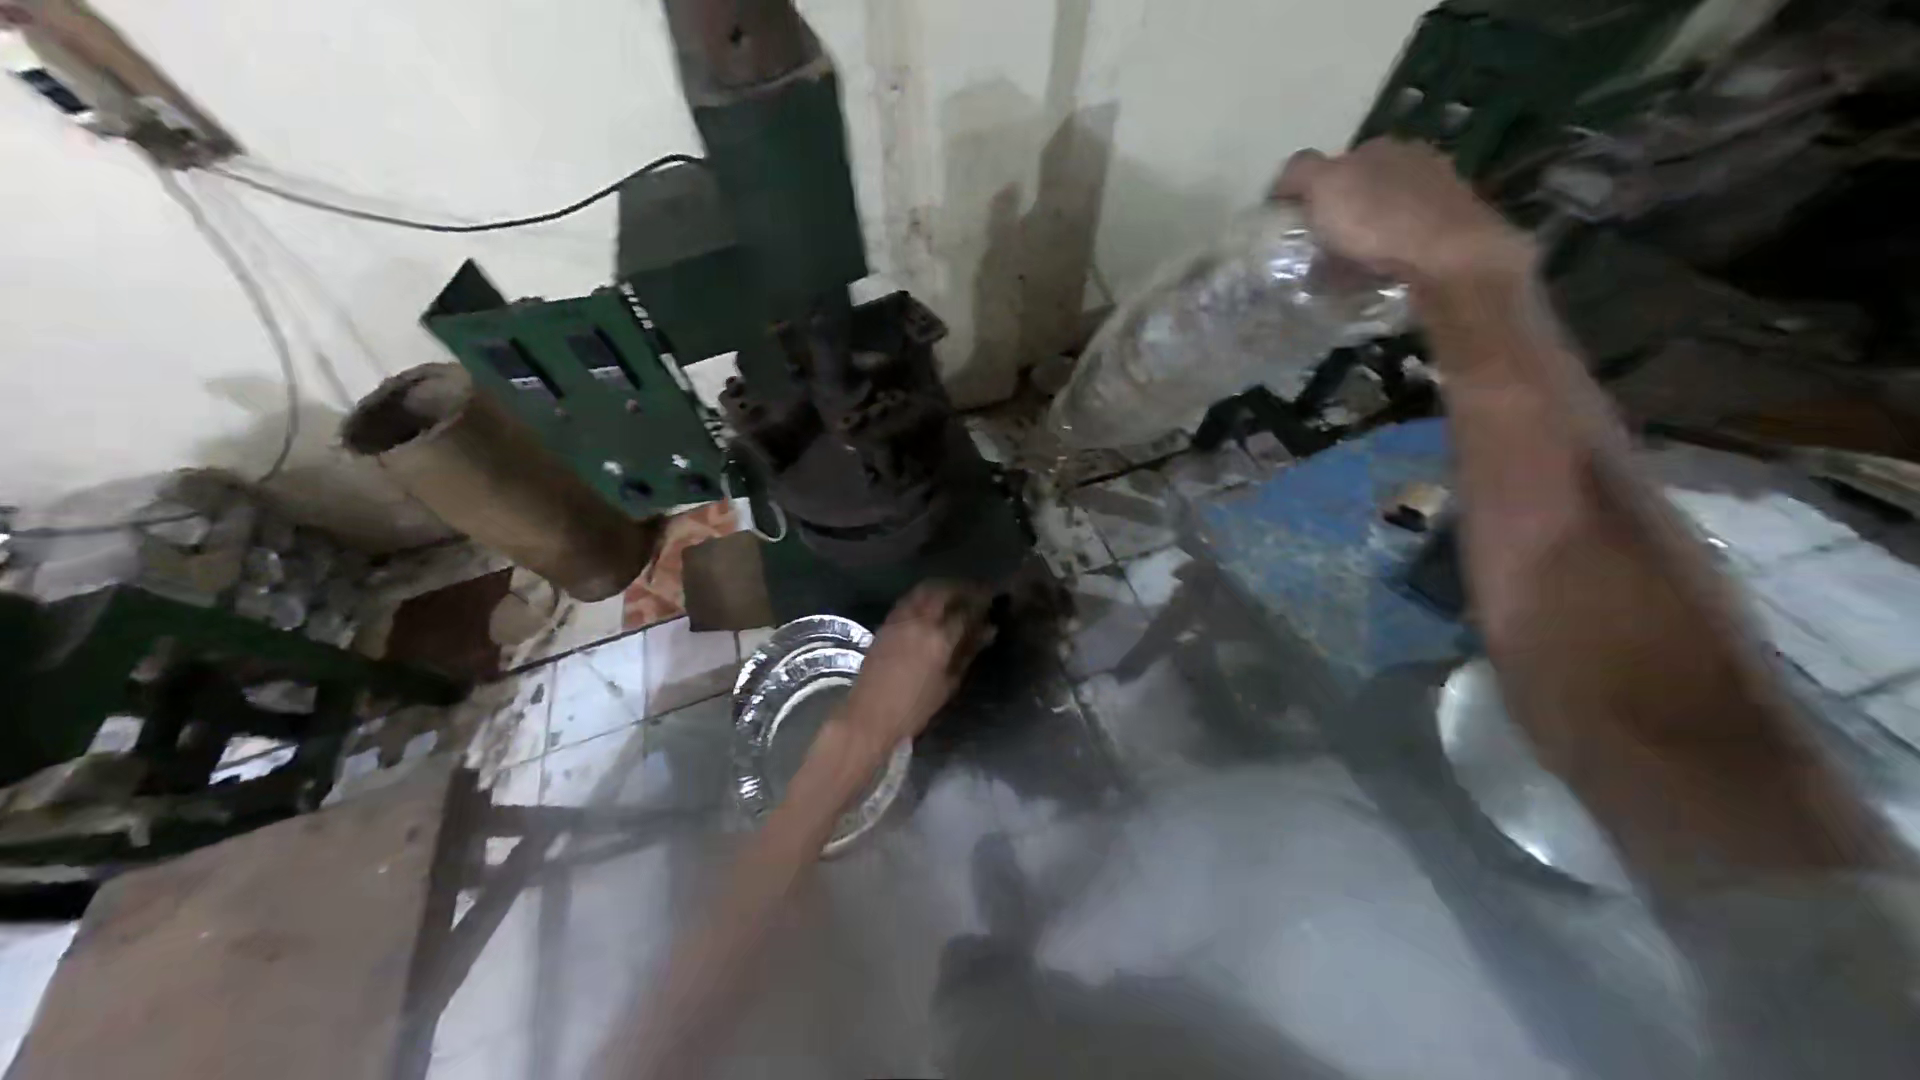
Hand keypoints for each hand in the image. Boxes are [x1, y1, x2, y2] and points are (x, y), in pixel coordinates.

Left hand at [838, 582, 993, 756]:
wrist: (870, 714)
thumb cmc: (916, 707)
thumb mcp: (949, 684)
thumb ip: (969, 653)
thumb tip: (988, 631)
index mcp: (940, 638)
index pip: (967, 611)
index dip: (982, 603)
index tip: (992, 600)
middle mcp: (920, 621)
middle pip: (944, 591)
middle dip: (963, 588)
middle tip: (976, 591)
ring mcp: (900, 619)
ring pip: (923, 590)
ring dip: (942, 588)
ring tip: (955, 594)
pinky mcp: (886, 623)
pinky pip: (909, 599)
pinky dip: (923, 596)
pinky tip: (930, 605)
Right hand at [1272, 138, 1533, 285]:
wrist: (1447, 260)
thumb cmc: (1379, 220)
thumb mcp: (1325, 186)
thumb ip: (1300, 173)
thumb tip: (1285, 179)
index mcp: (1382, 147)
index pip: (1336, 163)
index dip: (1311, 192)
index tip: (1295, 225)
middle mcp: (1414, 163)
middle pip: (1361, 190)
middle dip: (1338, 216)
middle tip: (1314, 252)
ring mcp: (1437, 198)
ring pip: (1383, 218)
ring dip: (1361, 240)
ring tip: (1339, 272)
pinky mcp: (1448, 236)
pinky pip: (1401, 245)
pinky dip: (1382, 259)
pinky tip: (1369, 278)